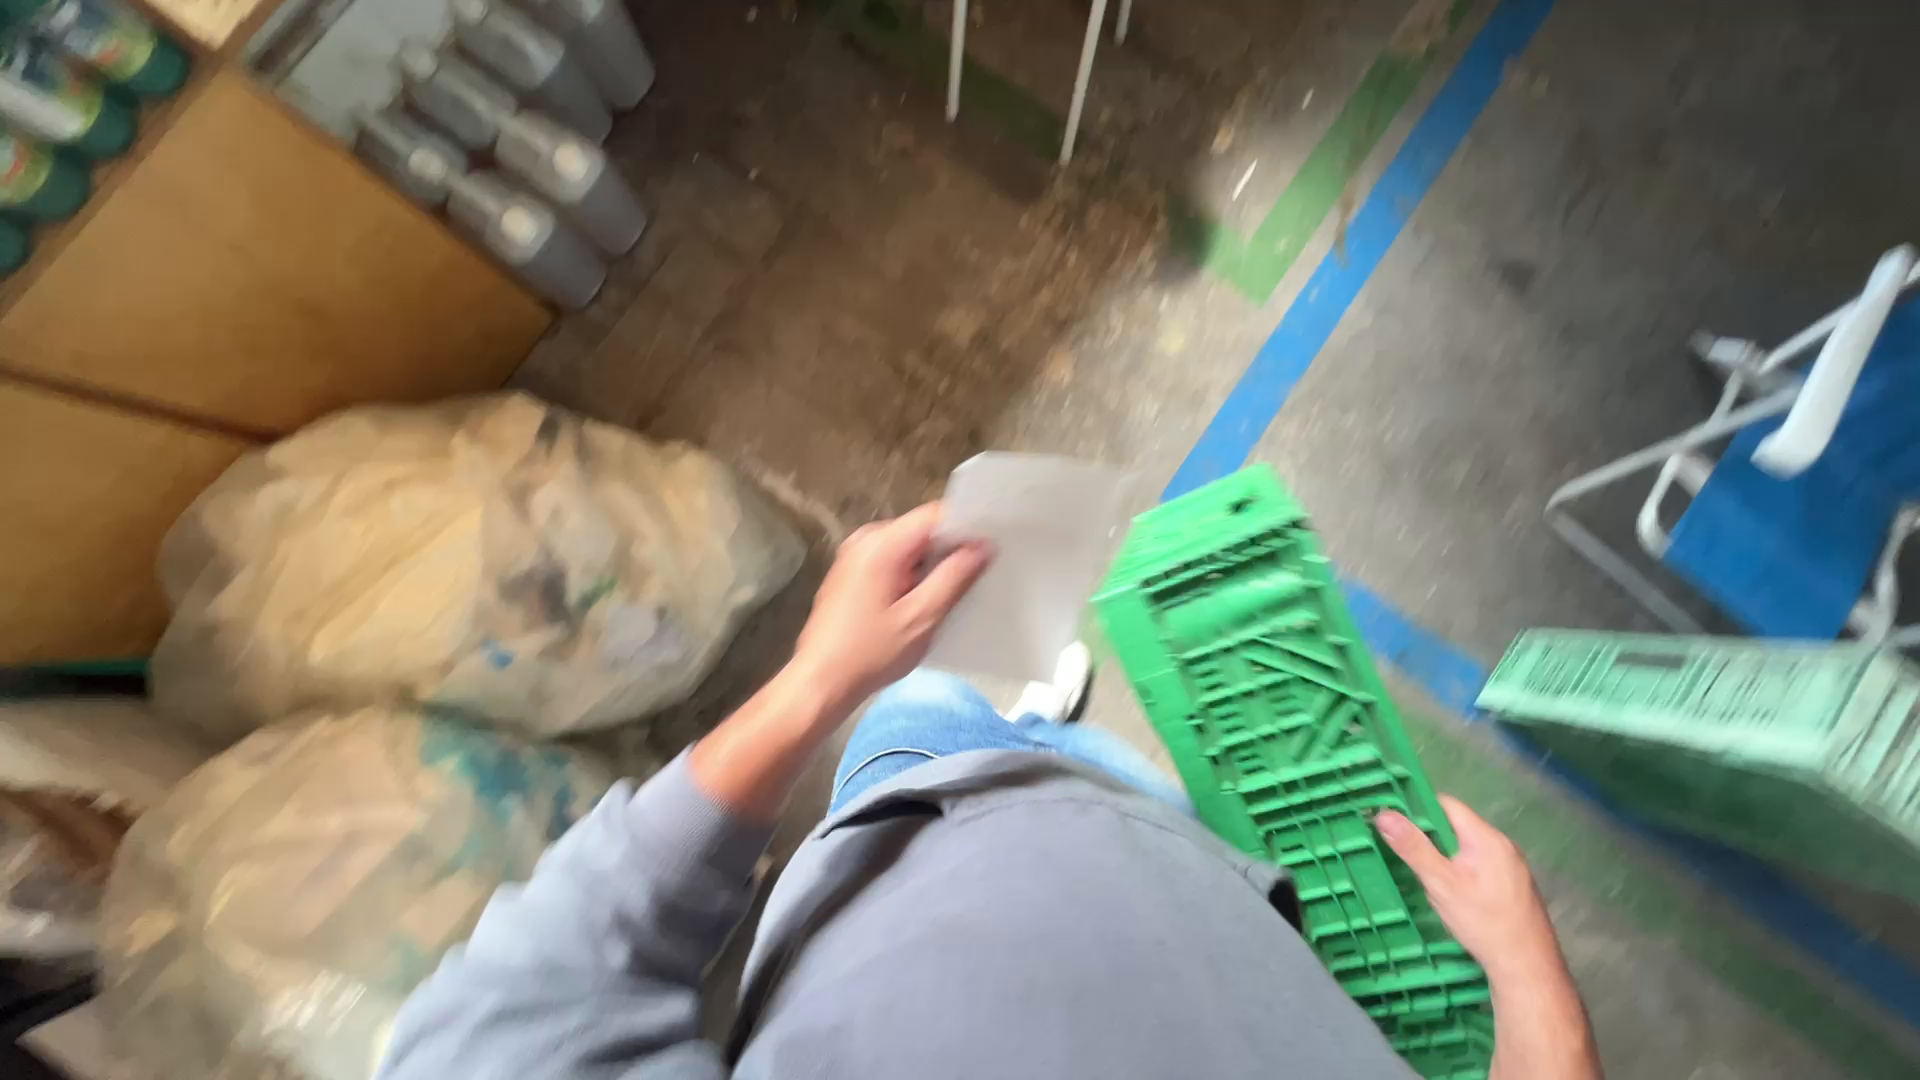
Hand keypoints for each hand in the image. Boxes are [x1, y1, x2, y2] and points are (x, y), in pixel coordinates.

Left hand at [789, 502, 991, 709]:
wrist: (820, 683)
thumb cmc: (870, 653)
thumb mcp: (922, 618)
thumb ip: (955, 577)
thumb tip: (982, 547)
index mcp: (881, 544)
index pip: (934, 515)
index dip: (966, 525)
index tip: (992, 544)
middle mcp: (864, 540)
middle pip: (920, 530)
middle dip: (949, 549)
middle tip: (979, 572)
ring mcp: (854, 556)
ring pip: (908, 548)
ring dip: (931, 566)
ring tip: (955, 592)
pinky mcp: (851, 574)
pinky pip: (892, 561)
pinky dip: (911, 575)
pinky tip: (925, 602)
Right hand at [1376, 795, 1566, 985]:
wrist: (1529, 970)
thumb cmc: (1482, 922)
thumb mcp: (1440, 883)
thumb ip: (1412, 846)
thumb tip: (1383, 813)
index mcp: (1486, 837)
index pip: (1446, 804)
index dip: (1417, 807)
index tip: (1394, 822)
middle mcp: (1503, 845)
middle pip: (1456, 824)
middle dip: (1429, 834)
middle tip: (1406, 852)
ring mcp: (1513, 865)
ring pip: (1467, 845)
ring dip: (1444, 853)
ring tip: (1426, 873)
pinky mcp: (1516, 884)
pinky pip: (1481, 862)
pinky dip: (1461, 867)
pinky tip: (1453, 890)